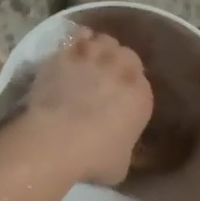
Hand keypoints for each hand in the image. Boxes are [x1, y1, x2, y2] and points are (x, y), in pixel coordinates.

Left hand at [22, 30, 153, 186]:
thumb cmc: (94, 157)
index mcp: (141, 96)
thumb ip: (123, 145)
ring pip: (104, 39)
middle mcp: (121, 70)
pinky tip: (71, 49)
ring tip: (90, 58)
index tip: (122, 95)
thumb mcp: (121, 163)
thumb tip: (116, 143)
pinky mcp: (65, 52)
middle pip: (127, 55)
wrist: (56, 138)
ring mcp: (92, 57)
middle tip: (107, 75)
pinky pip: (77, 36)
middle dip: (119, 62)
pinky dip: (77, 40)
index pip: (143, 83)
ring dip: (100, 47)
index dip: (132, 87)